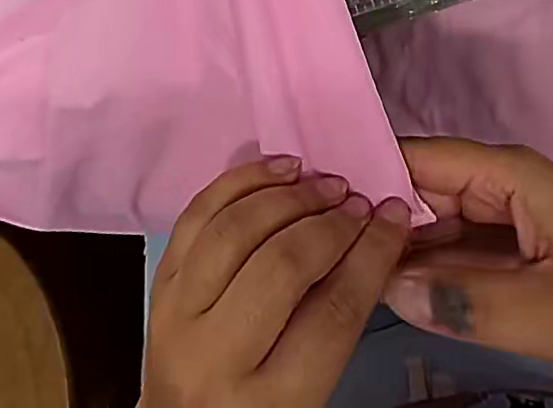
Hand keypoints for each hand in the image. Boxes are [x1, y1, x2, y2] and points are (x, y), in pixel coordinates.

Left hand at [142, 156, 413, 407]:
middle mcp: (214, 356)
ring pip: (235, 229)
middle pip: (282, 266)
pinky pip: (198, 212)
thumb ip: (335, 318)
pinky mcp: (160, 277)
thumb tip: (373, 235)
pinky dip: (241, 180)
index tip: (393, 216)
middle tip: (358, 201)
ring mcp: (178, 311)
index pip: (332, 314)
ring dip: (287, 196)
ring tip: (322, 182)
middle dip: (330, 223)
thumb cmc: (258, 407)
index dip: (371, 254)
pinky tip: (279, 168)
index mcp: (268, 402)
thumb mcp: (309, 390)